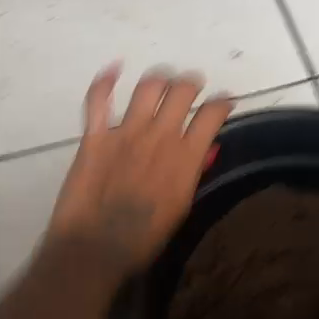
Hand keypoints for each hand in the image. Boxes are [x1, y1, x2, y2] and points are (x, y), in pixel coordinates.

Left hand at [46, 64, 233, 271]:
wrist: (94, 250)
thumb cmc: (144, 237)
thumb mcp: (181, 206)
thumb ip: (193, 172)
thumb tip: (205, 149)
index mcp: (187, 156)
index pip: (213, 113)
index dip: (222, 102)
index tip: (224, 101)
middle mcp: (161, 136)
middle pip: (183, 90)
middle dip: (192, 83)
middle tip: (192, 86)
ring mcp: (126, 132)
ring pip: (149, 86)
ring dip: (161, 78)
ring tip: (163, 80)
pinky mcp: (95, 136)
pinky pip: (99, 99)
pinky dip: (106, 80)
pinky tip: (114, 68)